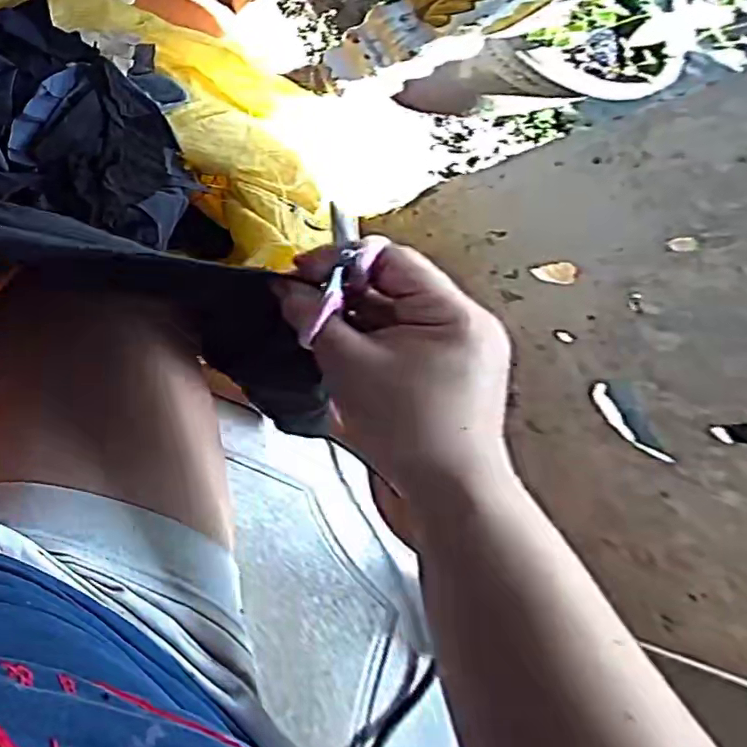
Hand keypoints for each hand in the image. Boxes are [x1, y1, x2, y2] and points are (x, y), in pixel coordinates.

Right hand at [275, 237, 515, 503]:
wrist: (447, 489)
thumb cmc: (407, 426)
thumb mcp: (347, 361)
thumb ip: (314, 315)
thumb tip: (286, 288)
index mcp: (452, 313)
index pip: (390, 258)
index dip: (339, 259)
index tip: (299, 271)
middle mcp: (461, 322)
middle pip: (388, 282)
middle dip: (338, 289)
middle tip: (298, 301)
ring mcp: (453, 345)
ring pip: (386, 308)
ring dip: (346, 313)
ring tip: (314, 329)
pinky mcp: (440, 365)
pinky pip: (392, 332)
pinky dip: (360, 333)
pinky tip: (334, 347)